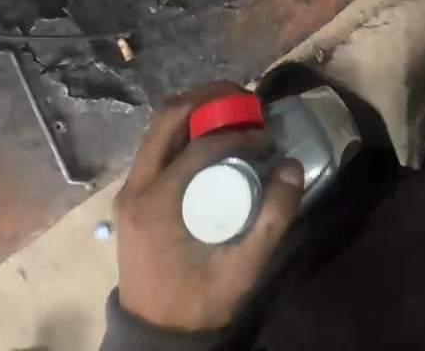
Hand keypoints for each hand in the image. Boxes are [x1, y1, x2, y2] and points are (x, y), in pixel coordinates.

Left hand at [113, 81, 304, 332]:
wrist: (155, 335)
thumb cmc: (198, 301)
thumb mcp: (244, 267)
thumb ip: (273, 218)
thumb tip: (293, 167)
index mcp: (156, 204)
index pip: (199, 147)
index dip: (240, 134)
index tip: (268, 141)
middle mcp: (135, 187)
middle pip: (169, 117)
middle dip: (212, 98)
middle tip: (248, 100)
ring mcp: (130, 188)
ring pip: (161, 125)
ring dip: (199, 107)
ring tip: (236, 109)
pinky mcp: (134, 192)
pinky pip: (159, 142)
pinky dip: (188, 127)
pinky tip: (217, 133)